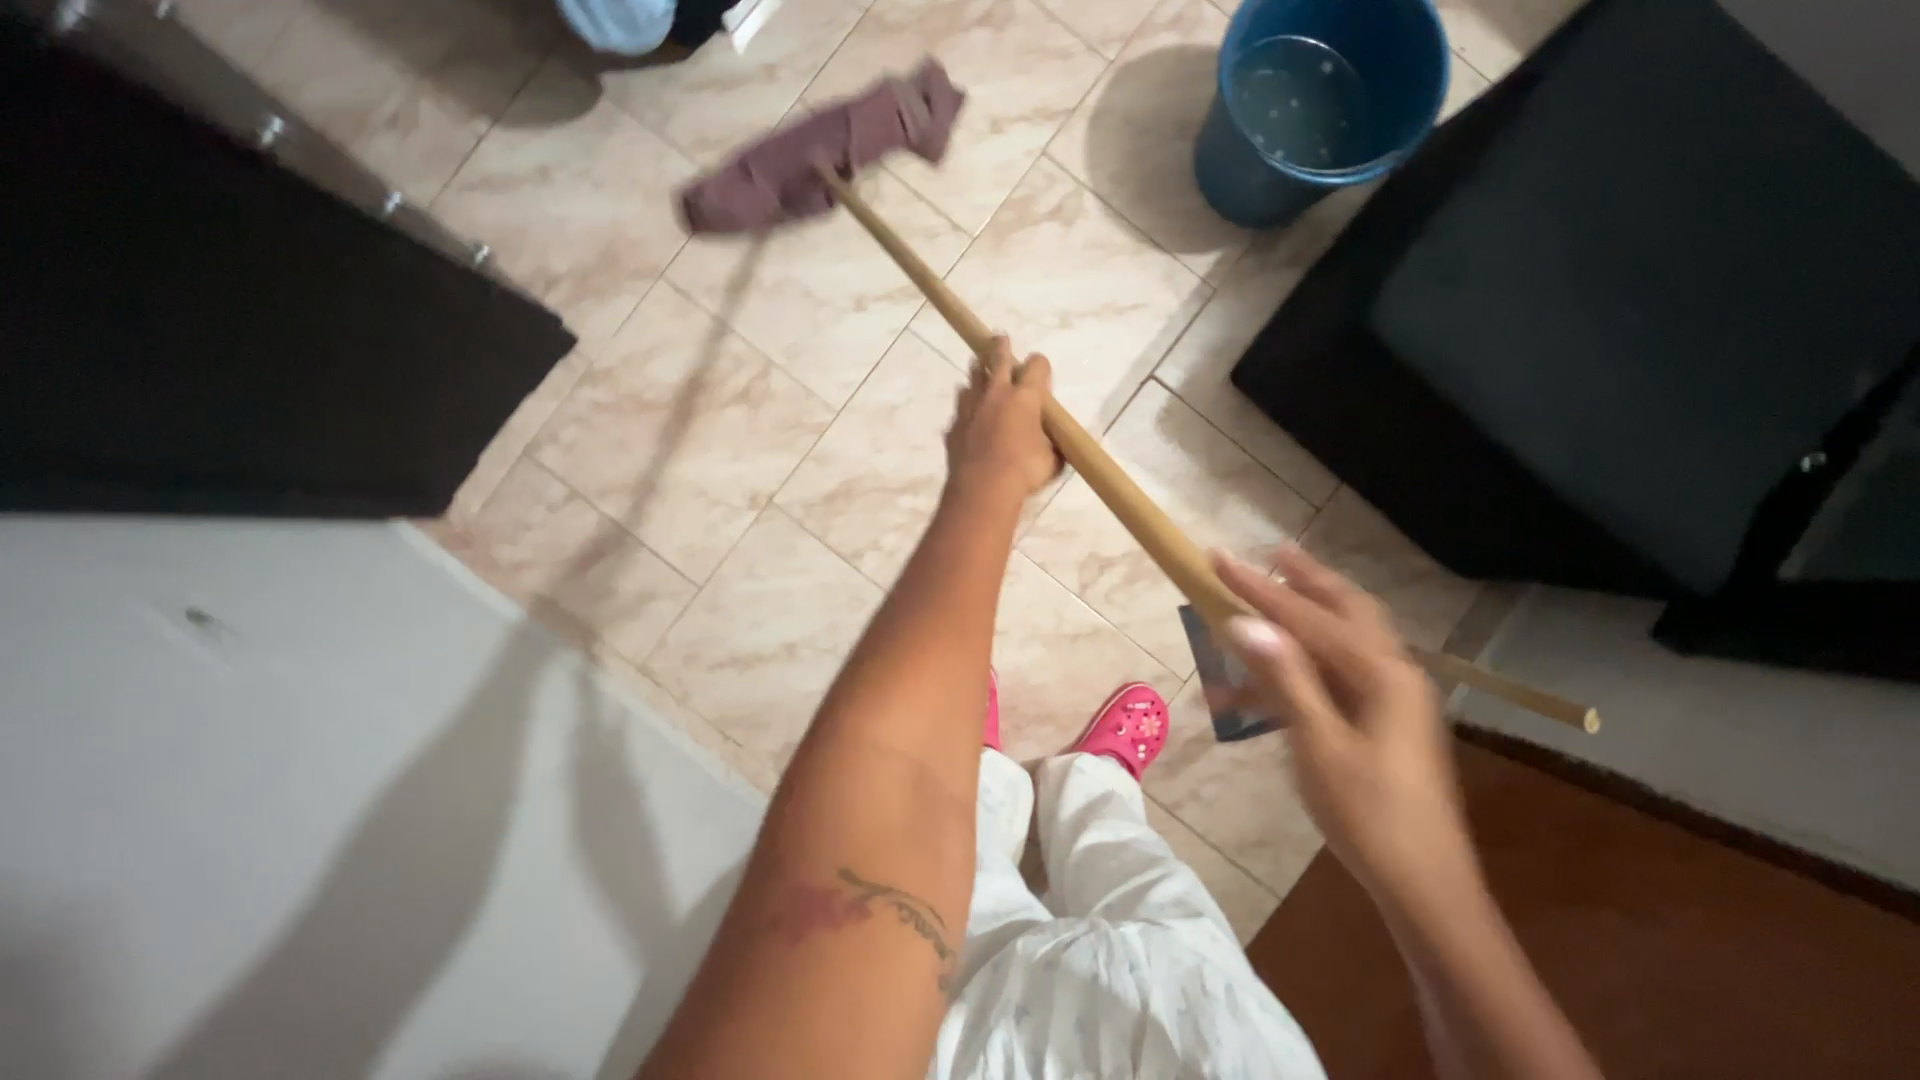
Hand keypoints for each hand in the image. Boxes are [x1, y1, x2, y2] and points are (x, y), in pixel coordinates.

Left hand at [944, 337, 1060, 501]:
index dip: (1040, 365)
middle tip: (1000, 338)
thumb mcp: (1052, 460)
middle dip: (1001, 348)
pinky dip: (966, 409)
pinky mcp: (955, 426)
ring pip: (972, 380)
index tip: (1041, 369)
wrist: (983, 486)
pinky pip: (960, 410)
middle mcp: (996, 394)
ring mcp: (971, 408)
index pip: (1037, 366)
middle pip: (997, 360)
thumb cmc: (1025, 470)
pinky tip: (968, 416)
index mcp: (1025, 397)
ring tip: (979, 371)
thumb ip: (1053, 446)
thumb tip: (1058, 446)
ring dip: (978, 375)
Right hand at [1214, 548, 1481, 914]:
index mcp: (1381, 674)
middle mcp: (1394, 674)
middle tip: (1273, 553)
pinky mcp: (1386, 723)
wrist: (1423, 882)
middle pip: (1346, 610)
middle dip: (1306, 580)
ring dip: (1308, 615)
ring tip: (1275, 591)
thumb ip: (1285, 678)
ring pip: (1347, 639)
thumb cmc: (1368, 814)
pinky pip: (1342, 675)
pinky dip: (1307, 664)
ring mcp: (1394, 699)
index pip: (1308, 616)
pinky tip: (1272, 676)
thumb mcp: (1317, 744)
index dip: (1259, 588)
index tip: (1219, 558)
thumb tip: (1246, 622)